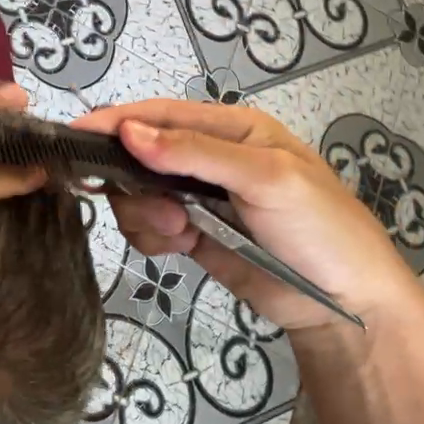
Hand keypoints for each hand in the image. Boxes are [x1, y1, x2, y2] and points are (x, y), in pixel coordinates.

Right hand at [75, 100, 423, 332]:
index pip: (160, 114)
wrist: (348, 309)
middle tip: (156, 209)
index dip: (117, 121)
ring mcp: (196, 196)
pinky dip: (151, 235)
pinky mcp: (189, 231)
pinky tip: (180, 246)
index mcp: (231, 129)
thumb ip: (195, 153)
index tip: (75, 135)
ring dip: (145, 212)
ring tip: (179, 233)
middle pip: (138, 154)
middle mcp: (208, 157)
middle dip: (133, 179)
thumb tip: (128, 132)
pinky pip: (145, 224)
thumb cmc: (321, 229)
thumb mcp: (267, 179)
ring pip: (135, 191)